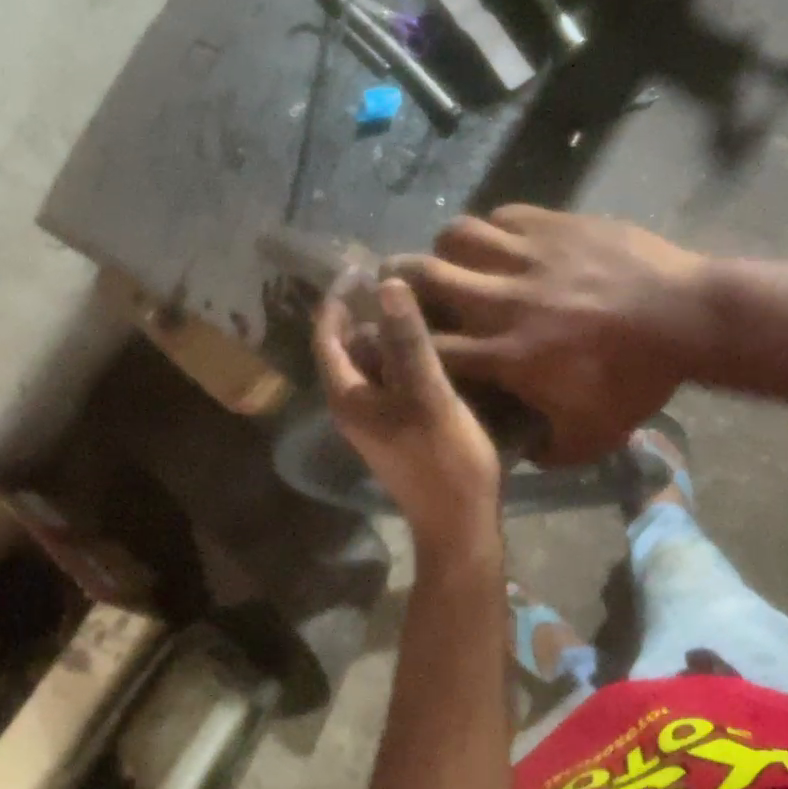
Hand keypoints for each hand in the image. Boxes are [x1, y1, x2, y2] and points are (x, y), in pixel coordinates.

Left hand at [314, 276, 502, 548]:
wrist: (460, 521)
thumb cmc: (443, 459)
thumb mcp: (427, 394)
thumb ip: (407, 340)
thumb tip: (387, 285)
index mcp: (348, 396)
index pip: (327, 336)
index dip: (337, 300)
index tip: (359, 267)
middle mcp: (353, 404)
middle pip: (349, 347)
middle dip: (366, 313)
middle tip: (396, 278)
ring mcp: (375, 417)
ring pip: (373, 363)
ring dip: (388, 334)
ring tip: (419, 302)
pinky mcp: (398, 425)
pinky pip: (392, 379)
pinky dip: (404, 356)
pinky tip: (433, 342)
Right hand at [392, 205, 709, 464]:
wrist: (689, 319)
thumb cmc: (638, 381)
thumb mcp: (593, 437)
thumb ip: (547, 450)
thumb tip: (521, 450)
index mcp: (506, 355)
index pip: (426, 347)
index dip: (392, 343)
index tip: (380, 342)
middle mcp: (503, 301)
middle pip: (425, 277)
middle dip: (398, 280)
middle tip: (395, 285)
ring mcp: (528, 257)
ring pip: (457, 235)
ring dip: (444, 247)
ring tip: (450, 258)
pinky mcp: (555, 226)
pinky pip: (503, 216)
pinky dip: (491, 229)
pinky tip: (500, 242)